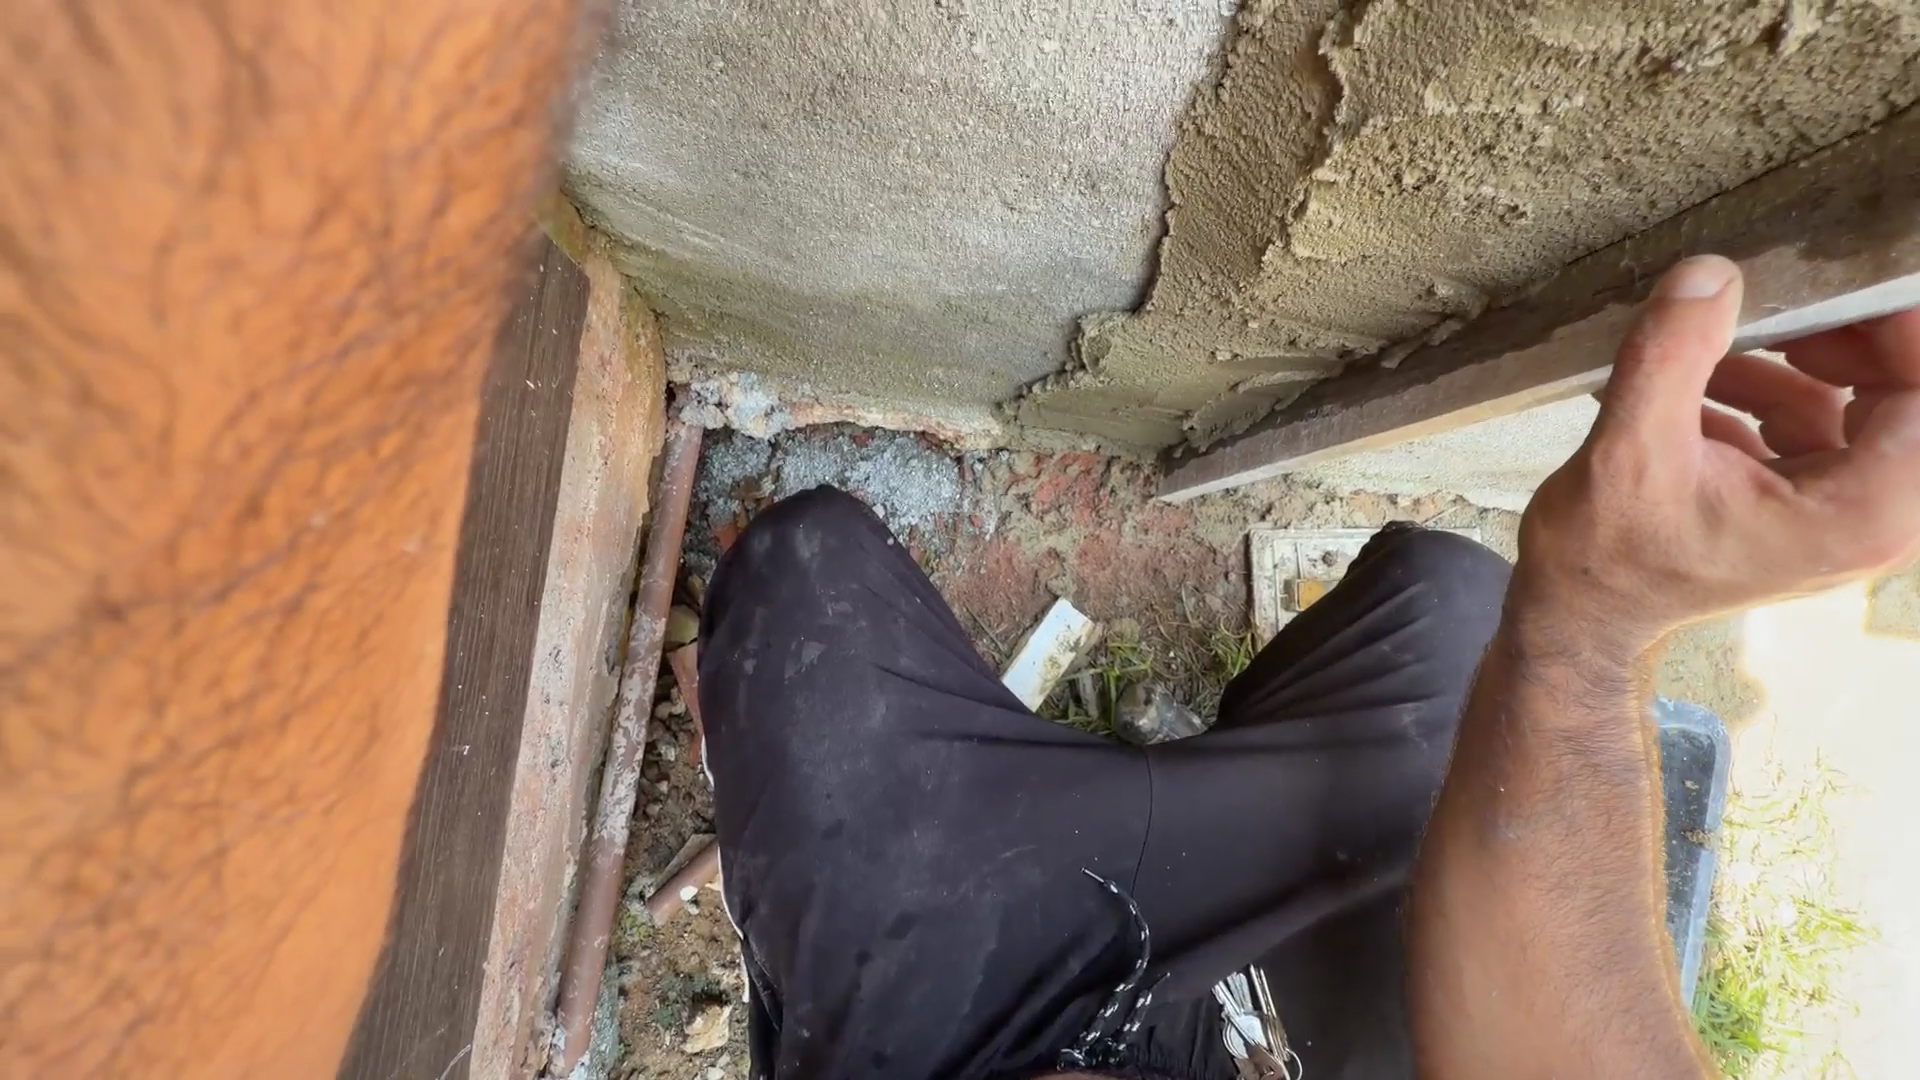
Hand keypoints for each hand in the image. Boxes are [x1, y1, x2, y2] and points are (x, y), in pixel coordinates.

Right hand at [1517, 255, 1919, 652]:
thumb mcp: (1626, 453)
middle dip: (1834, 346)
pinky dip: (1752, 406)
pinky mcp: (1794, 512)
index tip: (1828, 292)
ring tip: (1694, 361)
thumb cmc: (1599, 554)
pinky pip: (1805, 436)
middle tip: (1760, 317)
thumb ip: (1671, 360)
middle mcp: (1874, 517)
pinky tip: (1682, 400)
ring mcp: (1835, 516)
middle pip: (1903, 398)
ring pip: (1849, 411)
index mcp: (1865, 511)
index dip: (1896, 332)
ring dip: (1779, 373)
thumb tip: (1706, 273)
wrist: (1573, 613)